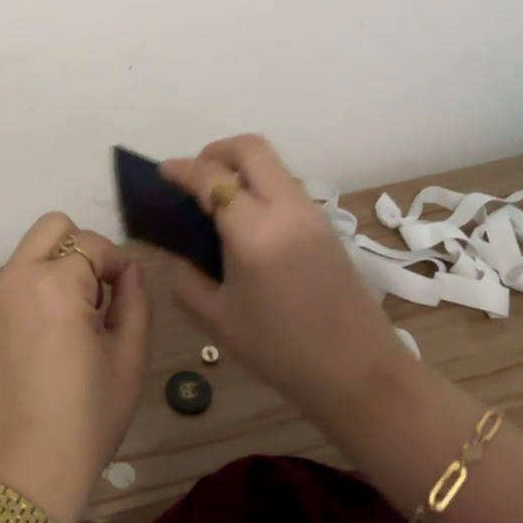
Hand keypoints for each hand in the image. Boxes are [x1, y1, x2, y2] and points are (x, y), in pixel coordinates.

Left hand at [0, 213, 148, 522]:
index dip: (117, 264)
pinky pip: (5, 287)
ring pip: (26, 256)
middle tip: (93, 294)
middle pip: (52, 227)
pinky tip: (37, 343)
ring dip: (51, 272)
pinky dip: (26, 297)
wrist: (21, 473)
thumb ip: (134, 300)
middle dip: (80, 249)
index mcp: (56, 284)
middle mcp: (14, 279)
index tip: (124, 293)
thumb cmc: (86, 419)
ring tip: (66, 324)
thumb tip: (128, 272)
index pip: (93, 242)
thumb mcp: (129, 359)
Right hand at [159, 135, 409, 415]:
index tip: (162, 173)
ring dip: (240, 168)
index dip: (182, 169)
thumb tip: (170, 252)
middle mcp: (286, 208)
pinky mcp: (326, 224)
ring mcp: (311, 212)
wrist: (361, 373)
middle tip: (194, 179)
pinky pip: (285, 185)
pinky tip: (246, 222)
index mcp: (255, 231)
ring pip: (272, 164)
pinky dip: (260, 186)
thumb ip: (185, 279)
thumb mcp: (219, 320)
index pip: (212, 177)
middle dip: (215, 152)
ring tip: (217, 202)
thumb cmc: (282, 351)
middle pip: (250, 148)